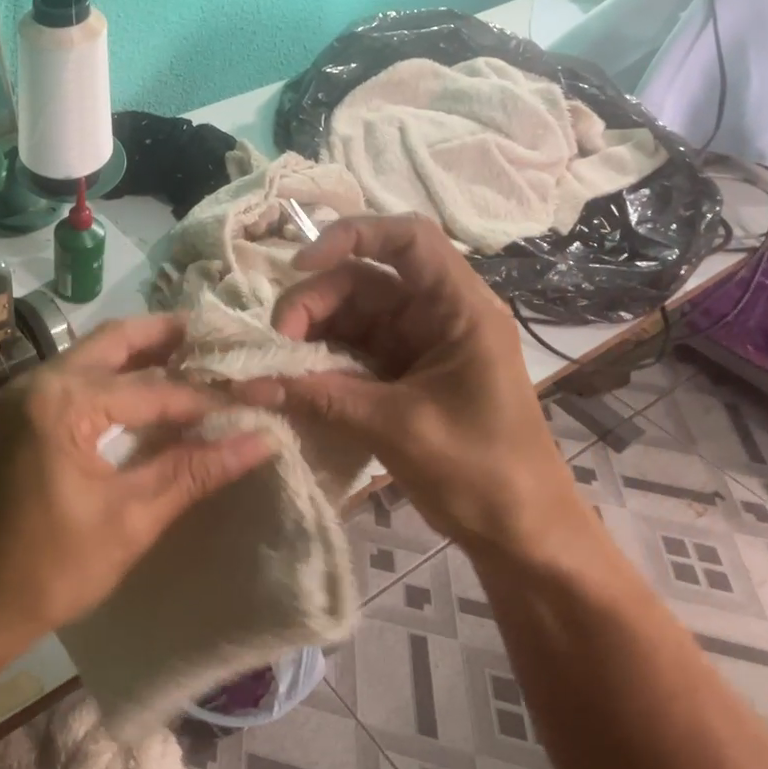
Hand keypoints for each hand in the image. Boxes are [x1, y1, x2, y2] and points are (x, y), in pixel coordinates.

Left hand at [0, 314, 271, 651]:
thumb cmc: (56, 566)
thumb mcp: (132, 518)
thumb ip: (194, 470)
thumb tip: (262, 438)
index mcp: (62, 402)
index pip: (152, 389)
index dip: (210, 396)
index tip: (262, 394)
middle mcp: (41, 381)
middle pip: (118, 341)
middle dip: (174, 338)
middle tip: (229, 343)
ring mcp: (30, 393)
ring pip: (99, 353)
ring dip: (148, 352)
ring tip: (205, 359)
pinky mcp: (29, 411)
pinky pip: (83, 376)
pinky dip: (122, 375)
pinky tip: (160, 390)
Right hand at [236, 216, 587, 560]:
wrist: (522, 534)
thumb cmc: (481, 470)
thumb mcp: (397, 427)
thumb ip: (319, 397)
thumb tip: (245, 384)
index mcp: (460, 309)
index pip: (408, 238)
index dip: (351, 235)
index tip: (301, 265)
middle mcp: (436, 314)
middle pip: (362, 278)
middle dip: (313, 303)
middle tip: (277, 345)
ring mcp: (416, 344)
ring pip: (348, 314)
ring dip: (309, 334)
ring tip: (278, 368)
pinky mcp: (399, 373)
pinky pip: (348, 350)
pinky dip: (317, 361)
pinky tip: (290, 382)